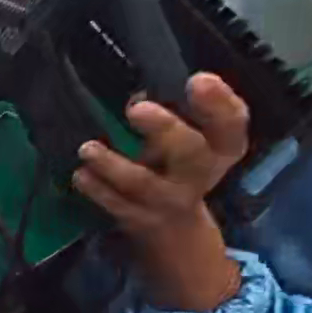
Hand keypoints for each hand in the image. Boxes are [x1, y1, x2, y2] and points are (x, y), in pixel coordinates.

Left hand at [71, 73, 249, 310]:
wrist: (175, 234)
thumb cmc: (175, 176)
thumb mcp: (181, 149)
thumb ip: (163, 126)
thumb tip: (135, 96)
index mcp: (221, 153)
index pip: (232, 125)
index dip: (220, 103)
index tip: (197, 78)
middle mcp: (198, 177)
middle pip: (192, 152)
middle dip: (166, 129)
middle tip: (137, 107)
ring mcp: (166, 202)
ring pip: (143, 183)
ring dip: (113, 164)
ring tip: (87, 148)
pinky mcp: (136, 220)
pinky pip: (114, 205)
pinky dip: (95, 190)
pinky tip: (79, 175)